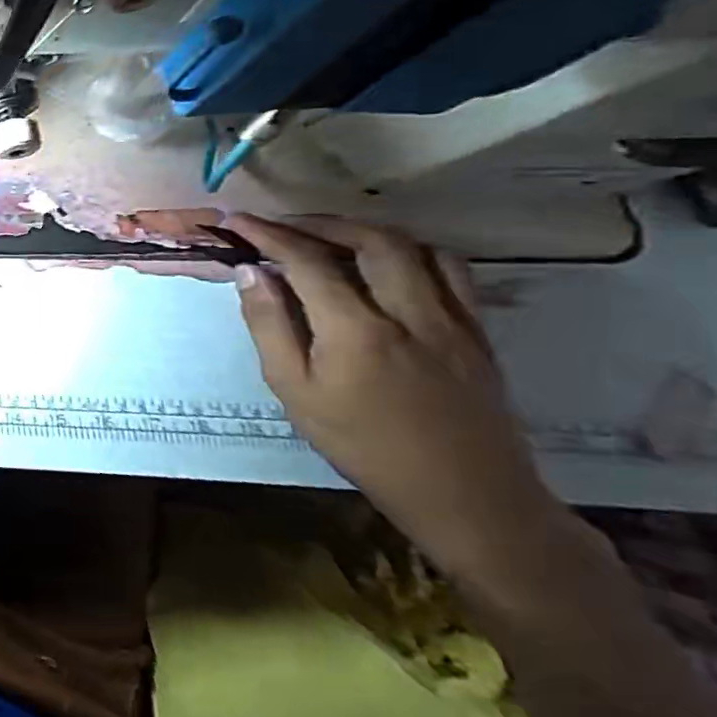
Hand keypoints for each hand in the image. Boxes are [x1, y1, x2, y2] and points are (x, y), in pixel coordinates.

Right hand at [224, 214, 570, 577]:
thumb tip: (251, 273)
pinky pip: (452, 270)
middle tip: (285, 225)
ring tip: (334, 236)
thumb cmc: (364, 447)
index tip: (239, 220)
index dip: (268, 234)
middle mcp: (408, 312)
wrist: (464, 496)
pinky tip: (391, 262)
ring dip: (366, 231)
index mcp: (355, 331)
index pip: (305, 261)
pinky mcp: (477, 330)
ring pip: (413, 247)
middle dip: (318, 223)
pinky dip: (413, 251)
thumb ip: (270, 327)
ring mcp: (451, 318)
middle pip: (366, 239)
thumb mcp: (296, 394)